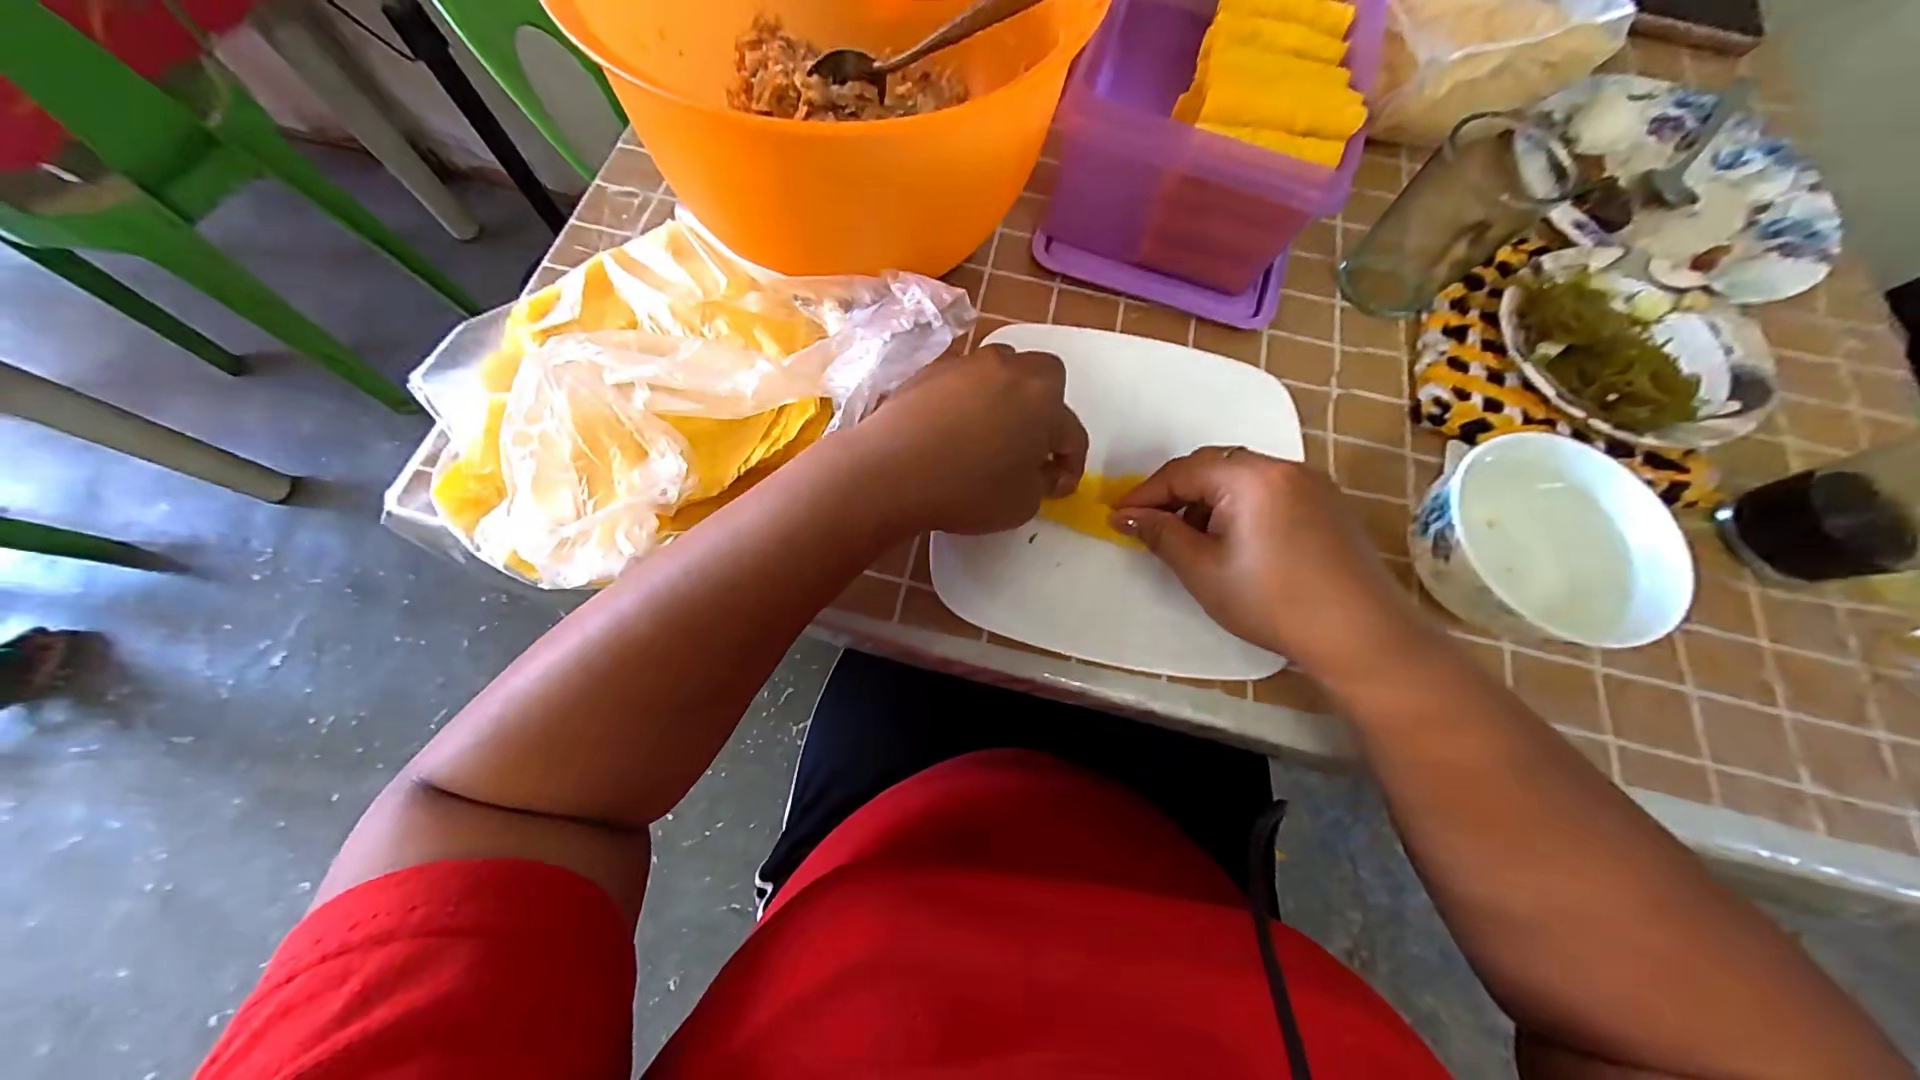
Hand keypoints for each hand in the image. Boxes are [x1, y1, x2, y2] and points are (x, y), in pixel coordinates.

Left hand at [853, 344, 1087, 534]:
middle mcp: (1010, 369)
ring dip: (1005, 399)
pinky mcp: (930, 369)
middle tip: (1029, 445)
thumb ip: (1043, 481)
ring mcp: (967, 364)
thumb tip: (1041, 469)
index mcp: (1044, 398)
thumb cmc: (967, 490)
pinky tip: (951, 431)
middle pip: (1043, 380)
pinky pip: (962, 383)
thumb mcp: (1023, 503)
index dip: (1070, 465)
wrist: (889, 471)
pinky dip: (966, 401)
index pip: (1071, 433)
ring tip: (988, 434)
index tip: (1057, 487)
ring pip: (1001, 374)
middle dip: (1045, 410)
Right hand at [1109, 448, 1433, 682]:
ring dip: (1207, 500)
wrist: (1360, 635)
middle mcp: (1284, 467)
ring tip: (1190, 539)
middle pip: (1213, 466)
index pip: (1183, 471)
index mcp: (1251, 476)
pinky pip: (1268, 490)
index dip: (1145, 493)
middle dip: (1175, 494)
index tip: (1117, 516)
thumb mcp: (1203, 570)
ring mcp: (1311, 483)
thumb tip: (1127, 516)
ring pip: (1241, 477)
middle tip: (1150, 525)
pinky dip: (1238, 506)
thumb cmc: (1272, 601)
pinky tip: (1232, 541)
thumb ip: (1161, 535)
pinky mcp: (1326, 504)